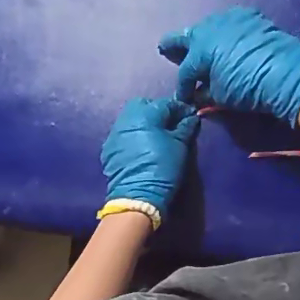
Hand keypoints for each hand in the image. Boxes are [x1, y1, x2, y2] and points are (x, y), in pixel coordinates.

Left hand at [101, 98, 199, 221]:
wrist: (136, 195)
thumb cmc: (162, 168)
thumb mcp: (180, 146)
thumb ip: (185, 127)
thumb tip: (190, 117)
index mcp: (145, 114)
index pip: (166, 103)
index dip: (180, 109)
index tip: (189, 118)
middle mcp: (126, 118)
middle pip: (144, 105)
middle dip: (158, 111)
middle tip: (170, 125)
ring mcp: (114, 133)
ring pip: (131, 118)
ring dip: (144, 123)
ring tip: (156, 136)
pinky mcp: (108, 147)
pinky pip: (123, 134)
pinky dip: (133, 136)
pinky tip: (141, 148)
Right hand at [159, 8, 299, 124]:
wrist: (287, 72)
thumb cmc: (246, 87)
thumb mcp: (219, 96)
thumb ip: (204, 93)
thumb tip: (198, 94)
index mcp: (197, 49)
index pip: (185, 70)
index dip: (183, 86)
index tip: (184, 97)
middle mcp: (209, 29)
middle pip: (187, 37)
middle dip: (176, 45)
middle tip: (167, 48)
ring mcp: (229, 19)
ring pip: (208, 27)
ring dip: (202, 36)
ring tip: (200, 44)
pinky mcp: (249, 17)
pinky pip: (229, 23)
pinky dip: (224, 31)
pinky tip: (226, 38)